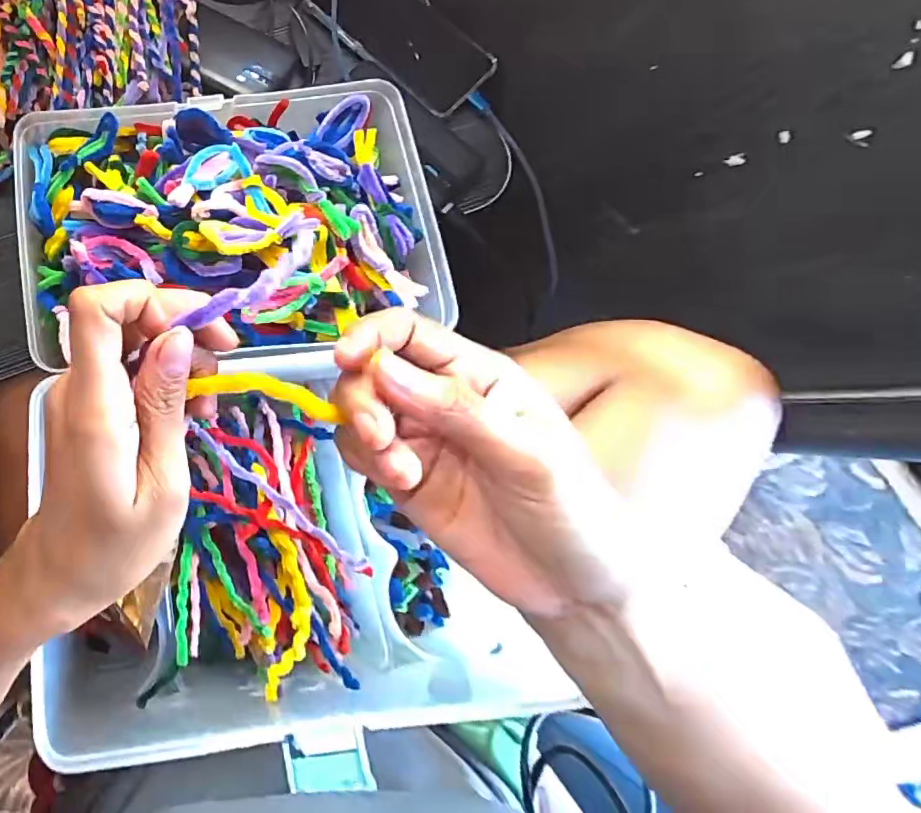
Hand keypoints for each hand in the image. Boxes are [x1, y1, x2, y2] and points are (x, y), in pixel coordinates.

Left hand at [10, 283, 237, 634]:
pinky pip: (124, 368)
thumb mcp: (162, 483)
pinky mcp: (86, 405)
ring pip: (128, 339)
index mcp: (93, 404)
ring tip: (209, 396)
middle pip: (120, 315)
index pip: (94, 309)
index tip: (196, 328)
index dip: (146, 298)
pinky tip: (189, 408)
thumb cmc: (114, 547)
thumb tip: (179, 338)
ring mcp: (78, 393)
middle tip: (224, 356)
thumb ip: (166, 405)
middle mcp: (77, 385)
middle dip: (178, 322)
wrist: (60, 574)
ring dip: (176, 352)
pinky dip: (161, 375)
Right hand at [331, 311, 648, 619]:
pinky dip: (364, 460)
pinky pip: (358, 450)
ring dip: (361, 432)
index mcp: (475, 374)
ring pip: (356, 409)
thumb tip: (383, 368)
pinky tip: (397, 481)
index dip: (371, 334)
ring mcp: (416, 435)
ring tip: (397, 469)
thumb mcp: (528, 454)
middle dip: (361, 396)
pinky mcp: (399, 472)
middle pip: (370, 370)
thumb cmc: (573, 510)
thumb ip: (456, 408)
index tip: (347, 358)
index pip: (408, 332)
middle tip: (377, 433)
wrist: (573, 588)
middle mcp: (436, 396)